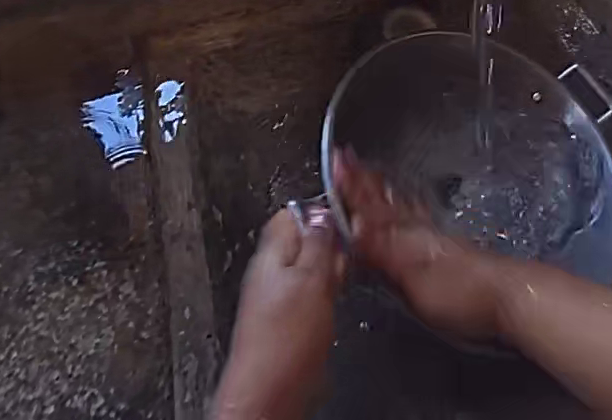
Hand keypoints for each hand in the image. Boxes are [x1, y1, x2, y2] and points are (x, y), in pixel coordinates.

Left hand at [213, 206, 346, 419]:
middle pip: (304, 241)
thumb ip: (319, 242)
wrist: (269, 400)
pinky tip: (333, 306)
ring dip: (330, 272)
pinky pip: (311, 295)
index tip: (341, 220)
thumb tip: (323, 211)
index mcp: (270, 255)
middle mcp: (270, 273)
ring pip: (310, 268)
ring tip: (339, 284)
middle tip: (343, 258)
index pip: (291, 214)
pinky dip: (325, 296)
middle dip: (329, 245)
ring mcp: (277, 299)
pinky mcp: (287, 322)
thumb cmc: (285, 340)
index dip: (318, 211)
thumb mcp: (311, 278)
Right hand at [333, 147, 510, 341]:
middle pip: (383, 201)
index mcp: (405, 235)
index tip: (336, 161)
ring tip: (368, 174)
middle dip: (362, 181)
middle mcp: (416, 229)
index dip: (352, 186)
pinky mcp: (443, 247)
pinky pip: (412, 216)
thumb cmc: (461, 290)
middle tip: (346, 158)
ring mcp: (431, 236)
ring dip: (379, 190)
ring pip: (398, 206)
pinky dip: (400, 205)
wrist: (504, 295)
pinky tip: (404, 206)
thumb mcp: (415, 276)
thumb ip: (385, 251)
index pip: (371, 206)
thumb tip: (354, 227)